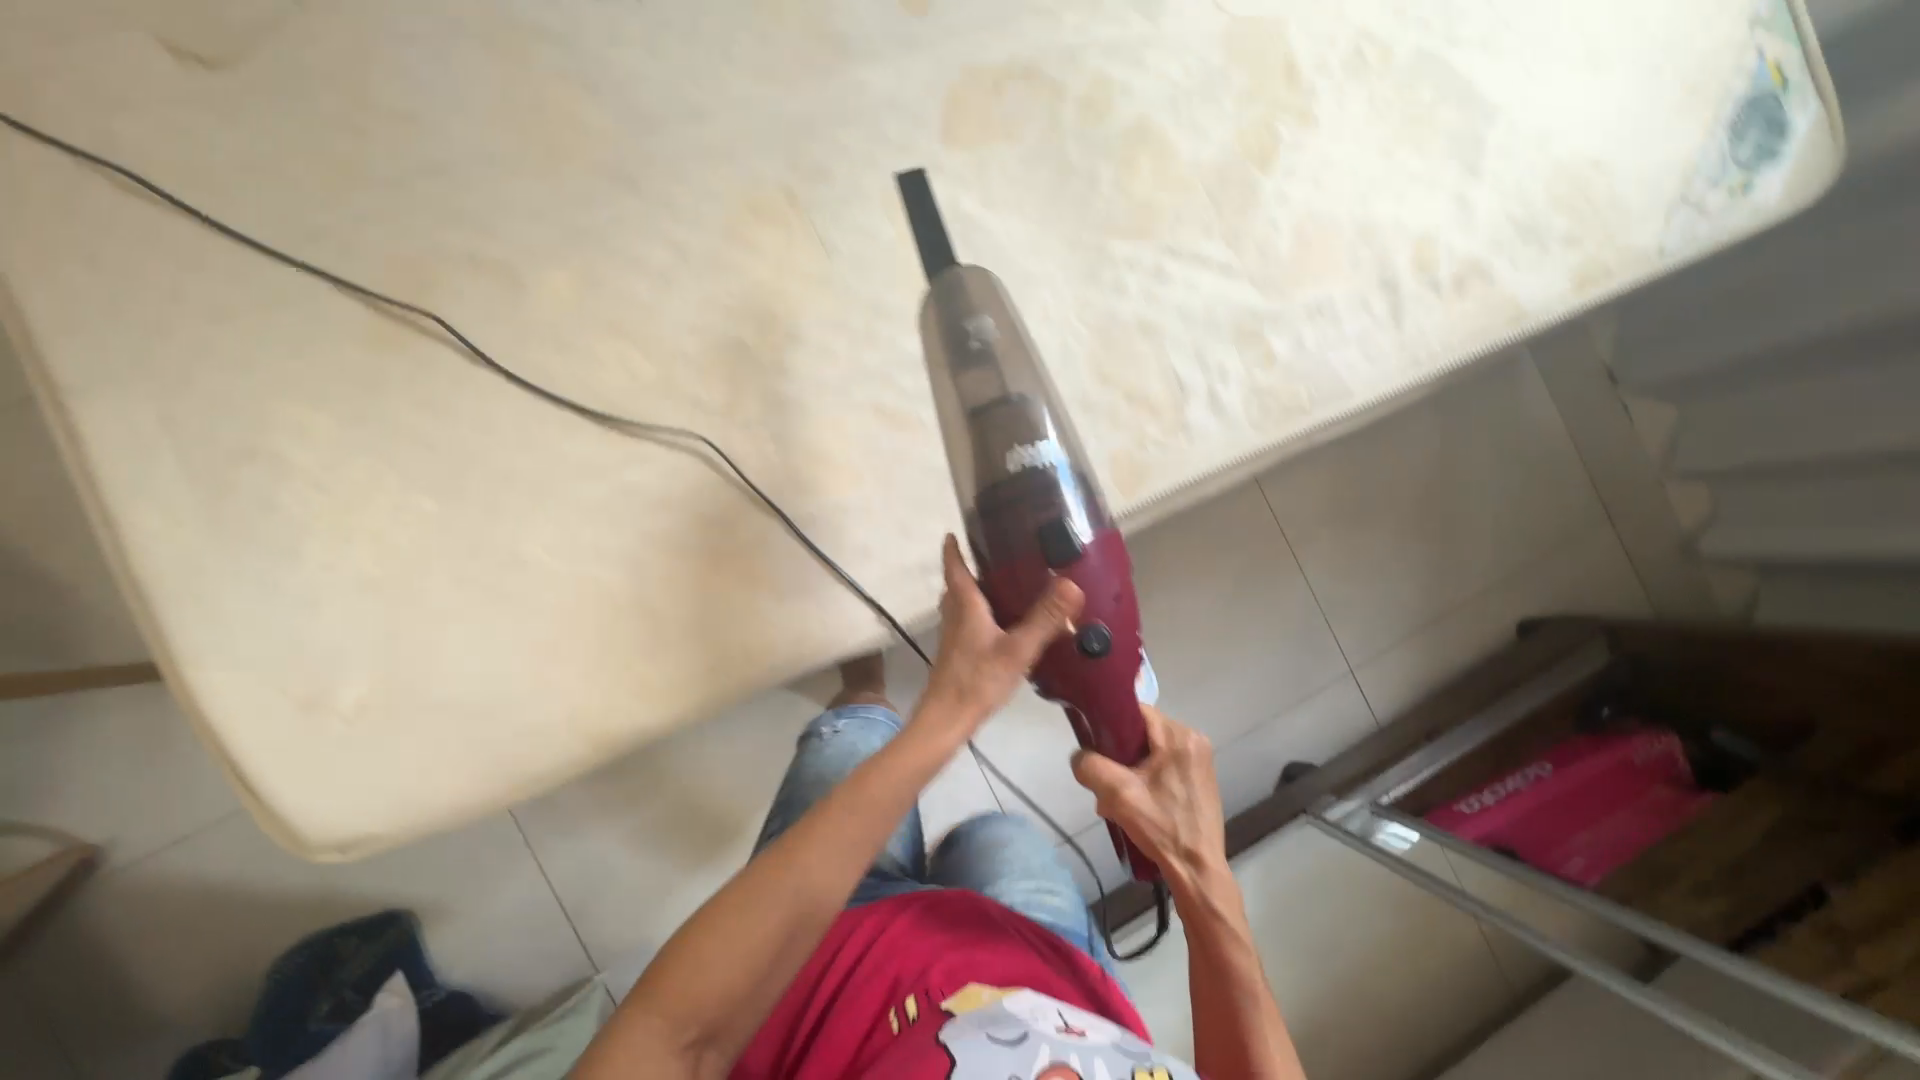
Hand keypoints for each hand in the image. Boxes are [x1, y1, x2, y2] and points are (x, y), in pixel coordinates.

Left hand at [919, 534, 1082, 732]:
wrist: (947, 720)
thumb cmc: (977, 680)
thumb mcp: (1017, 649)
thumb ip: (1044, 619)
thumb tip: (1072, 584)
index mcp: (965, 606)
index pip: (955, 569)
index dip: (954, 550)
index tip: (954, 532)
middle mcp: (955, 617)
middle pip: (957, 587)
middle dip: (968, 571)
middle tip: (991, 559)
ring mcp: (953, 639)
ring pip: (960, 608)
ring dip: (973, 596)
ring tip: (1000, 590)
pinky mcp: (957, 657)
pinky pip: (967, 627)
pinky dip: (979, 619)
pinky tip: (1001, 630)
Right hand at [1071, 705, 1228, 893]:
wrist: (1197, 869)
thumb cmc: (1161, 827)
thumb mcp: (1117, 795)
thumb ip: (1090, 766)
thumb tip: (1080, 756)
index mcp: (1179, 736)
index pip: (1134, 711)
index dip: (1110, 725)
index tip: (1096, 748)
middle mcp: (1194, 739)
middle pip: (1142, 732)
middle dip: (1120, 754)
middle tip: (1108, 781)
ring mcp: (1200, 759)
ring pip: (1152, 750)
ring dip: (1132, 769)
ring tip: (1121, 797)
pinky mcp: (1201, 777)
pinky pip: (1165, 764)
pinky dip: (1148, 777)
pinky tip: (1140, 801)